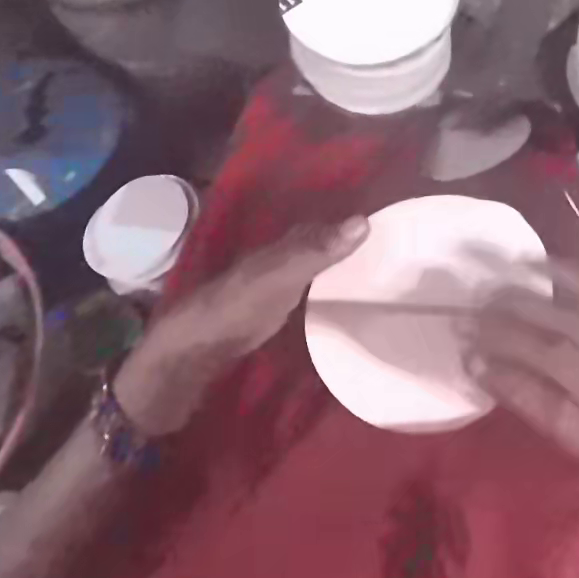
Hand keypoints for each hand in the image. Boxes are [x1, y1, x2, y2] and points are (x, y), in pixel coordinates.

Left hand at [114, 218, 370, 434]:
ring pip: (310, 272)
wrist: (188, 357)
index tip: (389, 225)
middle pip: (316, 248)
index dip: (350, 225)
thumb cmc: (233, 311)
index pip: (322, 228)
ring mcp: (270, 292)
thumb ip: (314, 252)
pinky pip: (303, 297)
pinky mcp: (267, 318)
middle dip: (346, 247)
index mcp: (278, 249)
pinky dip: (323, 295)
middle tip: (389, 254)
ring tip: (375, 277)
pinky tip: (339, 305)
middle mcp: (275, 264)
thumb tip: (363, 220)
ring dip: (336, 270)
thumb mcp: (277, 278)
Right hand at [467, 261, 578, 512]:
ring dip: (515, 286)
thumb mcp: (557, 427)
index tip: (461, 337)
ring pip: (553, 291)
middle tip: (465, 312)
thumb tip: (474, 363)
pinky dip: (552, 266)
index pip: (523, 344)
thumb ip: (517, 393)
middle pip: (534, 312)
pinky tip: (526, 262)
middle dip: (493, 310)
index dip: (488, 337)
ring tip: (484, 287)